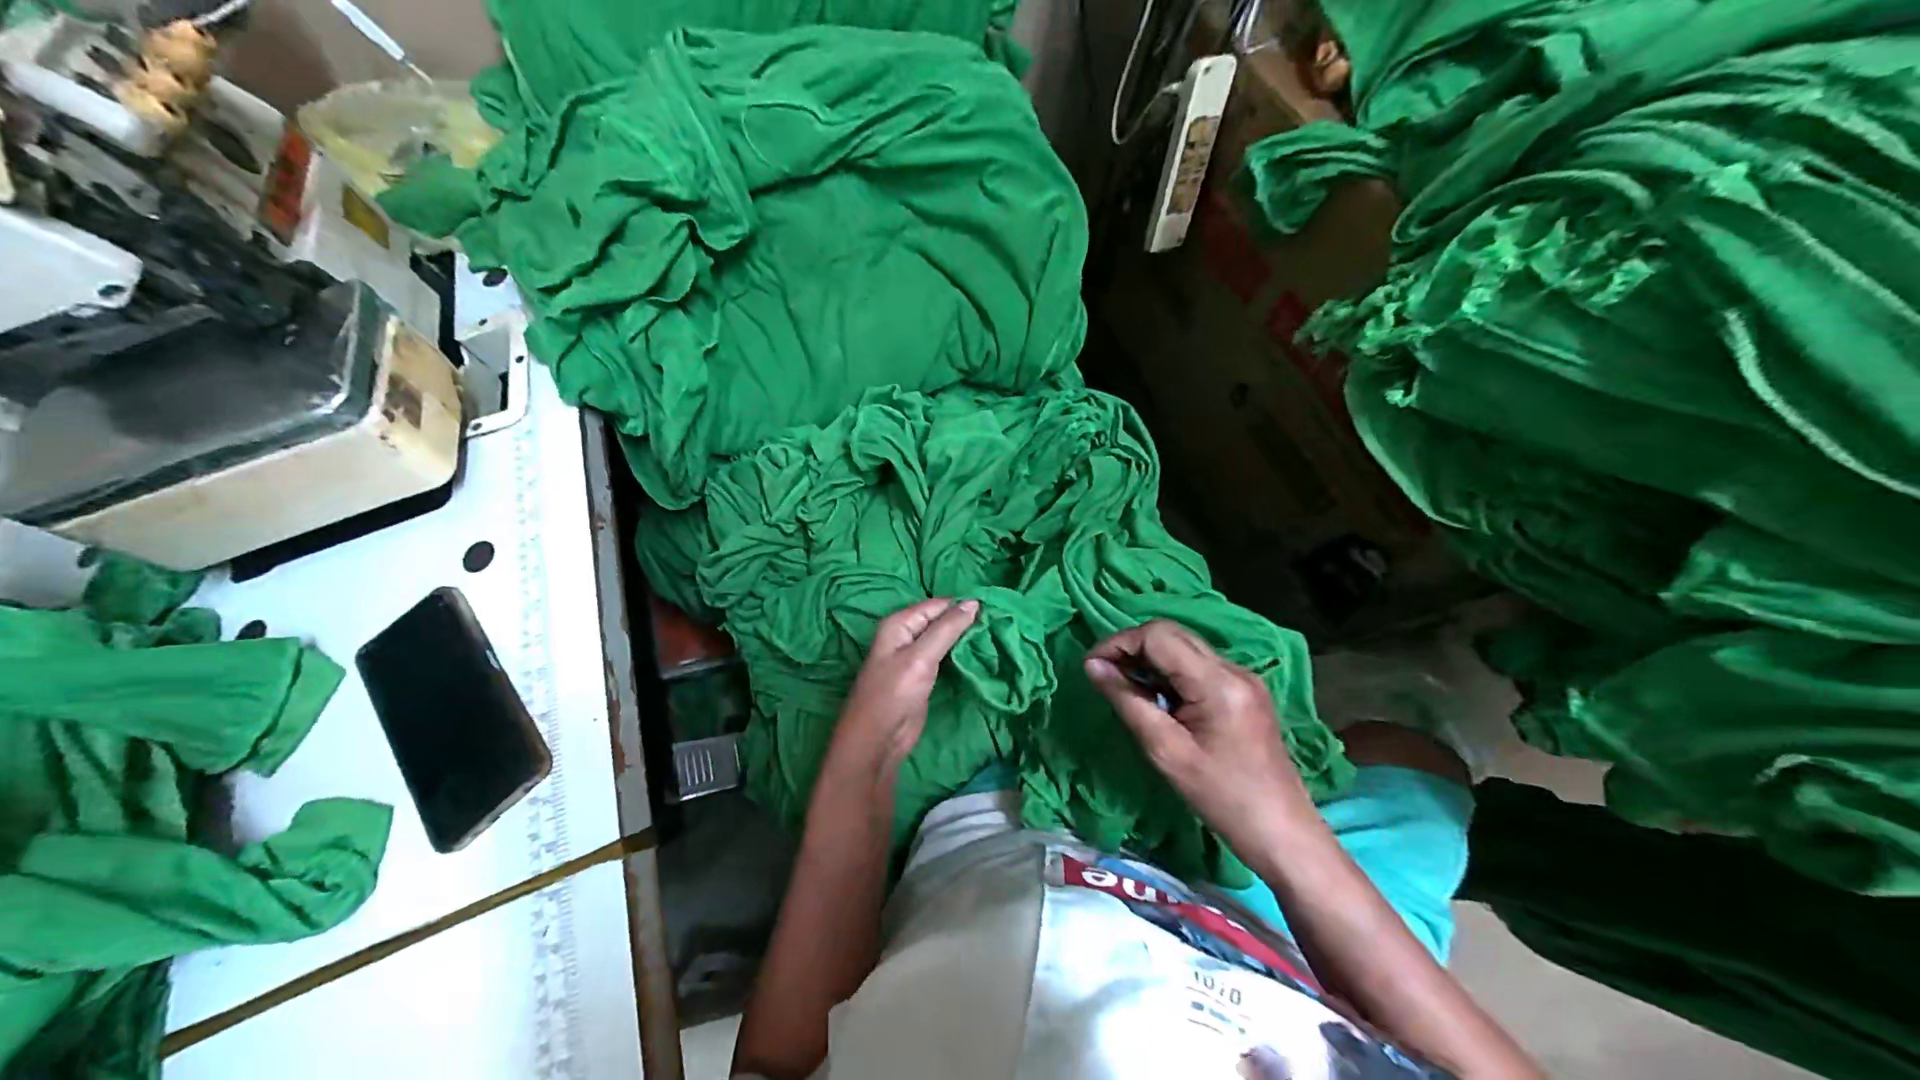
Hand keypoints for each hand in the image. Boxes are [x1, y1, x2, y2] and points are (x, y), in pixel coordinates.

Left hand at [829, 597, 979, 772]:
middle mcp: (906, 635)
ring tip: (996, 637)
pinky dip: (961, 655)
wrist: (878, 739)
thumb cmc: (894, 694)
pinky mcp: (924, 676)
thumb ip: (947, 628)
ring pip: (946, 639)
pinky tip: (980, 656)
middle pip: (942, 620)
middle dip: (967, 621)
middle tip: (999, 624)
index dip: (964, 606)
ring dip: (966, 639)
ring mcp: (915, 657)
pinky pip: (946, 657)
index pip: (939, 605)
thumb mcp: (921, 657)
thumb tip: (974, 602)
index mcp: (900, 623)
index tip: (995, 610)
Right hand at [1084, 619, 1312, 852]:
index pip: (1158, 636)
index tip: (1091, 667)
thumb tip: (1092, 666)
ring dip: (1150, 658)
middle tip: (1104, 674)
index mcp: (1217, 682)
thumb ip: (1127, 701)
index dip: (1119, 643)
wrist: (1281, 832)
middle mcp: (1234, 669)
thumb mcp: (1165, 751)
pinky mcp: (1245, 690)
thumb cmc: (1220, 798)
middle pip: (1171, 633)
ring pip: (1184, 646)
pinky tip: (1156, 698)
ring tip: (1125, 687)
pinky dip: (1169, 672)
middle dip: (1132, 647)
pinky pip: (1198, 665)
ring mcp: (1243, 678)